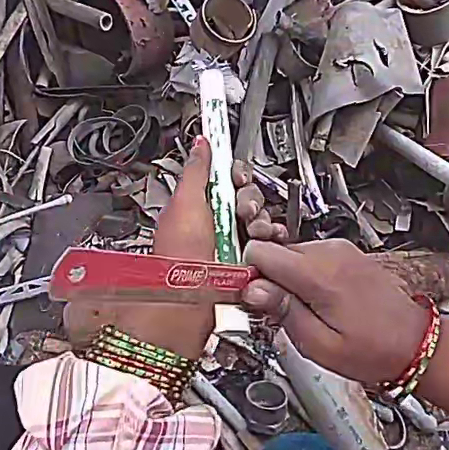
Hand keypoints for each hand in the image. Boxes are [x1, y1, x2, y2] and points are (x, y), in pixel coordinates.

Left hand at [64, 136, 279, 358]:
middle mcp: (214, 225)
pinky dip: (272, 247)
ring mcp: (230, 248)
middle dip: (251, 203)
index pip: (227, 179)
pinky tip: (266, 248)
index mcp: (197, 206)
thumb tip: (201, 141)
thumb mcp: (184, 204)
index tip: (238, 180)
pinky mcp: (245, 269)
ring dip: (263, 226)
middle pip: (248, 200)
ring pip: (261, 224)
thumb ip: (196, 170)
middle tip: (241, 213)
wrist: (184, 308)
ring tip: (252, 235)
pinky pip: (268, 250)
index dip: (237, 177)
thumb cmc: (176, 261)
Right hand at [240, 239, 428, 385]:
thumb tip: (251, 288)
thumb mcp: (319, 345)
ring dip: (289, 280)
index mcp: (320, 274)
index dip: (251, 276)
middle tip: (284, 315)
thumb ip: (283, 311)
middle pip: (275, 253)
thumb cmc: (372, 351)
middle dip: (270, 281)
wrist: (415, 342)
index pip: (261, 252)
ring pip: (291, 255)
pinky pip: (311, 257)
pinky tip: (321, 302)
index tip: (254, 300)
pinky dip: (306, 276)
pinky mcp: (346, 252)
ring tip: (308, 312)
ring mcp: (340, 249)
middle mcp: (329, 253)